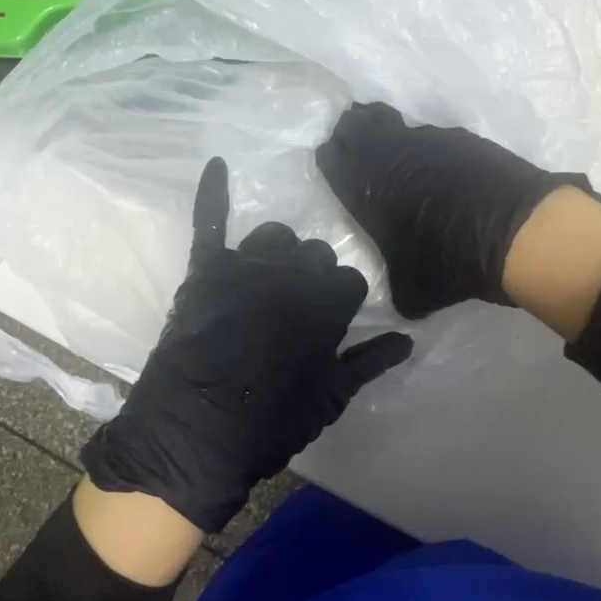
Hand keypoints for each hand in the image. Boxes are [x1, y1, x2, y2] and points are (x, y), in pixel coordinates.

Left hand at [80, 158, 412, 533]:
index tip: (330, 325)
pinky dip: (213, 192)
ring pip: (274, 236)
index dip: (340, 303)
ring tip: (268, 279)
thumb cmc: (268, 421)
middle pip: (314, 255)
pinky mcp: (205, 270)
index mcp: (323, 303)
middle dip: (312, 277)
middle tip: (297, 311)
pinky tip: (217, 165)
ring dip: (277, 253)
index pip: (348, 281)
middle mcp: (288, 272)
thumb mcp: (330, 398)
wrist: (192, 435)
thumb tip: (407, 340)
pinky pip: (210, 222)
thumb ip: (369, 362)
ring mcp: (244, 266)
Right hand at [316, 101, 597, 319]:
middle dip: (356, 132)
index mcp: (364, 185)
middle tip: (363, 150)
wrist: (517, 233)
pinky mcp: (463, 138)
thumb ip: (396, 287)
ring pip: (399, 128)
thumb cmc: (450, 262)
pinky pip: (436, 138)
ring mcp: (429, 139)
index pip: (331, 155)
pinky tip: (448, 174)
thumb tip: (402, 297)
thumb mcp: (412, 290)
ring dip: (397, 141)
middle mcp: (390, 152)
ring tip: (408, 165)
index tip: (338, 168)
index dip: (332, 159)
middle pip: (359, 123)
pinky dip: (434, 151)